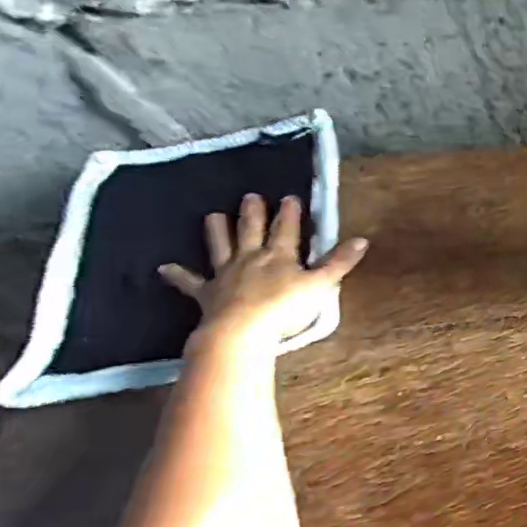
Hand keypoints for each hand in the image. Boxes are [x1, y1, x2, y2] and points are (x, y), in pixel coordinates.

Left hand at [158, 193, 368, 351]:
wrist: (242, 330)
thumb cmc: (284, 309)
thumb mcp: (319, 286)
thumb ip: (339, 263)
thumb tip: (362, 240)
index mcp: (279, 256)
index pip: (287, 229)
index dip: (290, 213)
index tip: (290, 197)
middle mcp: (250, 258)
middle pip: (251, 230)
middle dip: (253, 213)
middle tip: (250, 196)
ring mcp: (226, 274)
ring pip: (221, 246)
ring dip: (217, 231)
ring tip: (213, 215)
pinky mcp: (207, 293)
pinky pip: (191, 282)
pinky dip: (178, 275)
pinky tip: (164, 268)